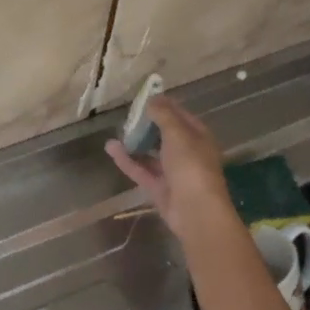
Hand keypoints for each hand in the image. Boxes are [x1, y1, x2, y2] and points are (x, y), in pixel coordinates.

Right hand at [105, 96, 236, 239]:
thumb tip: (153, 99)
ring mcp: (173, 173)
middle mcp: (187, 153)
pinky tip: (111, 148)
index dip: (164, 105)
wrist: (196, 211)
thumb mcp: (178, 134)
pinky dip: (127, 160)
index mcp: (198, 137)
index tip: (143, 97)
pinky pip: (141, 170)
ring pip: (152, 153)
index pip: (180, 115)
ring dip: (136, 142)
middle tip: (127, 115)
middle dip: (147, 124)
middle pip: (165, 135)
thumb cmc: (191, 166)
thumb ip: (164, 115)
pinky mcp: (159, 189)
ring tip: (117, 130)